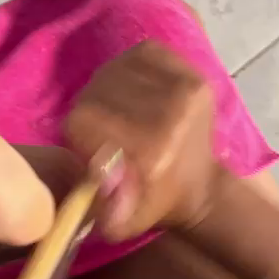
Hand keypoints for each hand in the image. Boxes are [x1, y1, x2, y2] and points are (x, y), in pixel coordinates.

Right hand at [64, 40, 224, 241]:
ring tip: (115, 114)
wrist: (201, 184)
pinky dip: (128, 71)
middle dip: (90, 113)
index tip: (91, 151)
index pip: (82, 119)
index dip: (77, 135)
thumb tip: (99, 182)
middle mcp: (172, 109)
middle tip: (101, 133)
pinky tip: (132, 94)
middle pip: (95, 91)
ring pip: (112, 70)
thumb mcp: (123, 223)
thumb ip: (105, 211)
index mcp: (154, 148)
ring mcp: (186, 83)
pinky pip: (139, 55)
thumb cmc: (154, 203)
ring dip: (106, 91)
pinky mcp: (191, 68)